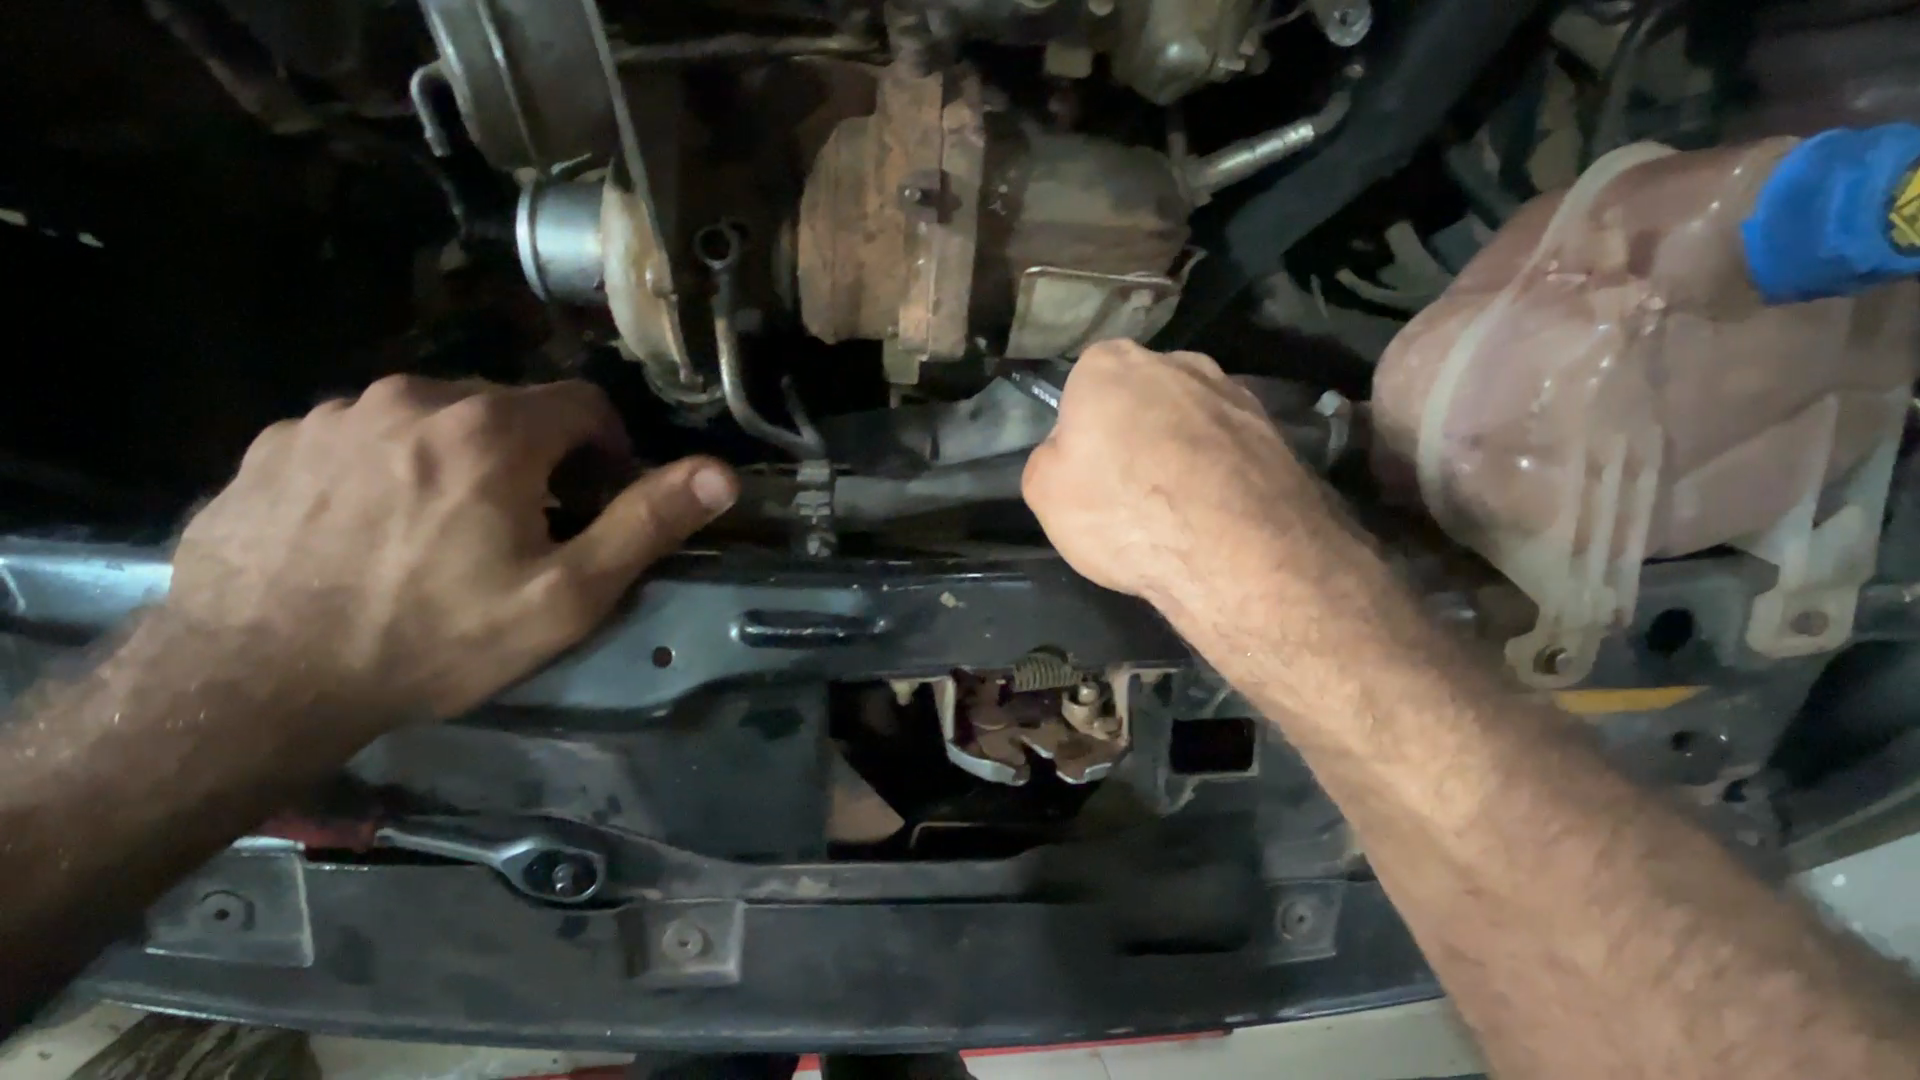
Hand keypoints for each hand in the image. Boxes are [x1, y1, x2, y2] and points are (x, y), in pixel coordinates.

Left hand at [168, 376, 737, 726]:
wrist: (254, 682)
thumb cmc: (435, 639)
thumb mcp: (566, 595)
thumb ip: (646, 523)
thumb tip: (723, 474)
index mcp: (492, 428)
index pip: (581, 402)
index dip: (606, 449)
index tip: (597, 498)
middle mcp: (412, 397)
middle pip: (506, 409)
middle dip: (533, 455)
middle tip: (525, 528)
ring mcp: (335, 416)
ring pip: (432, 419)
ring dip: (459, 458)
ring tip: (444, 532)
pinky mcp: (277, 442)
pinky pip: (363, 437)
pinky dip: (389, 468)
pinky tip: (373, 532)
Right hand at [1022, 341, 1334, 617]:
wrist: (1238, 555)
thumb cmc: (1124, 514)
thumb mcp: (1043, 493)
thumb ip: (1051, 456)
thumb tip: (1072, 450)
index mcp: (1111, 364)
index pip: (1084, 385)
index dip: (1082, 430)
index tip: (1087, 470)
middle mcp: (1177, 362)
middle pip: (1142, 397)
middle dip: (1136, 431)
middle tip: (1131, 489)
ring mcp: (1234, 394)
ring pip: (1192, 420)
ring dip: (1183, 451)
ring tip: (1181, 509)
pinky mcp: (1277, 432)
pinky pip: (1231, 448)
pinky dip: (1222, 472)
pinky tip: (1217, 514)